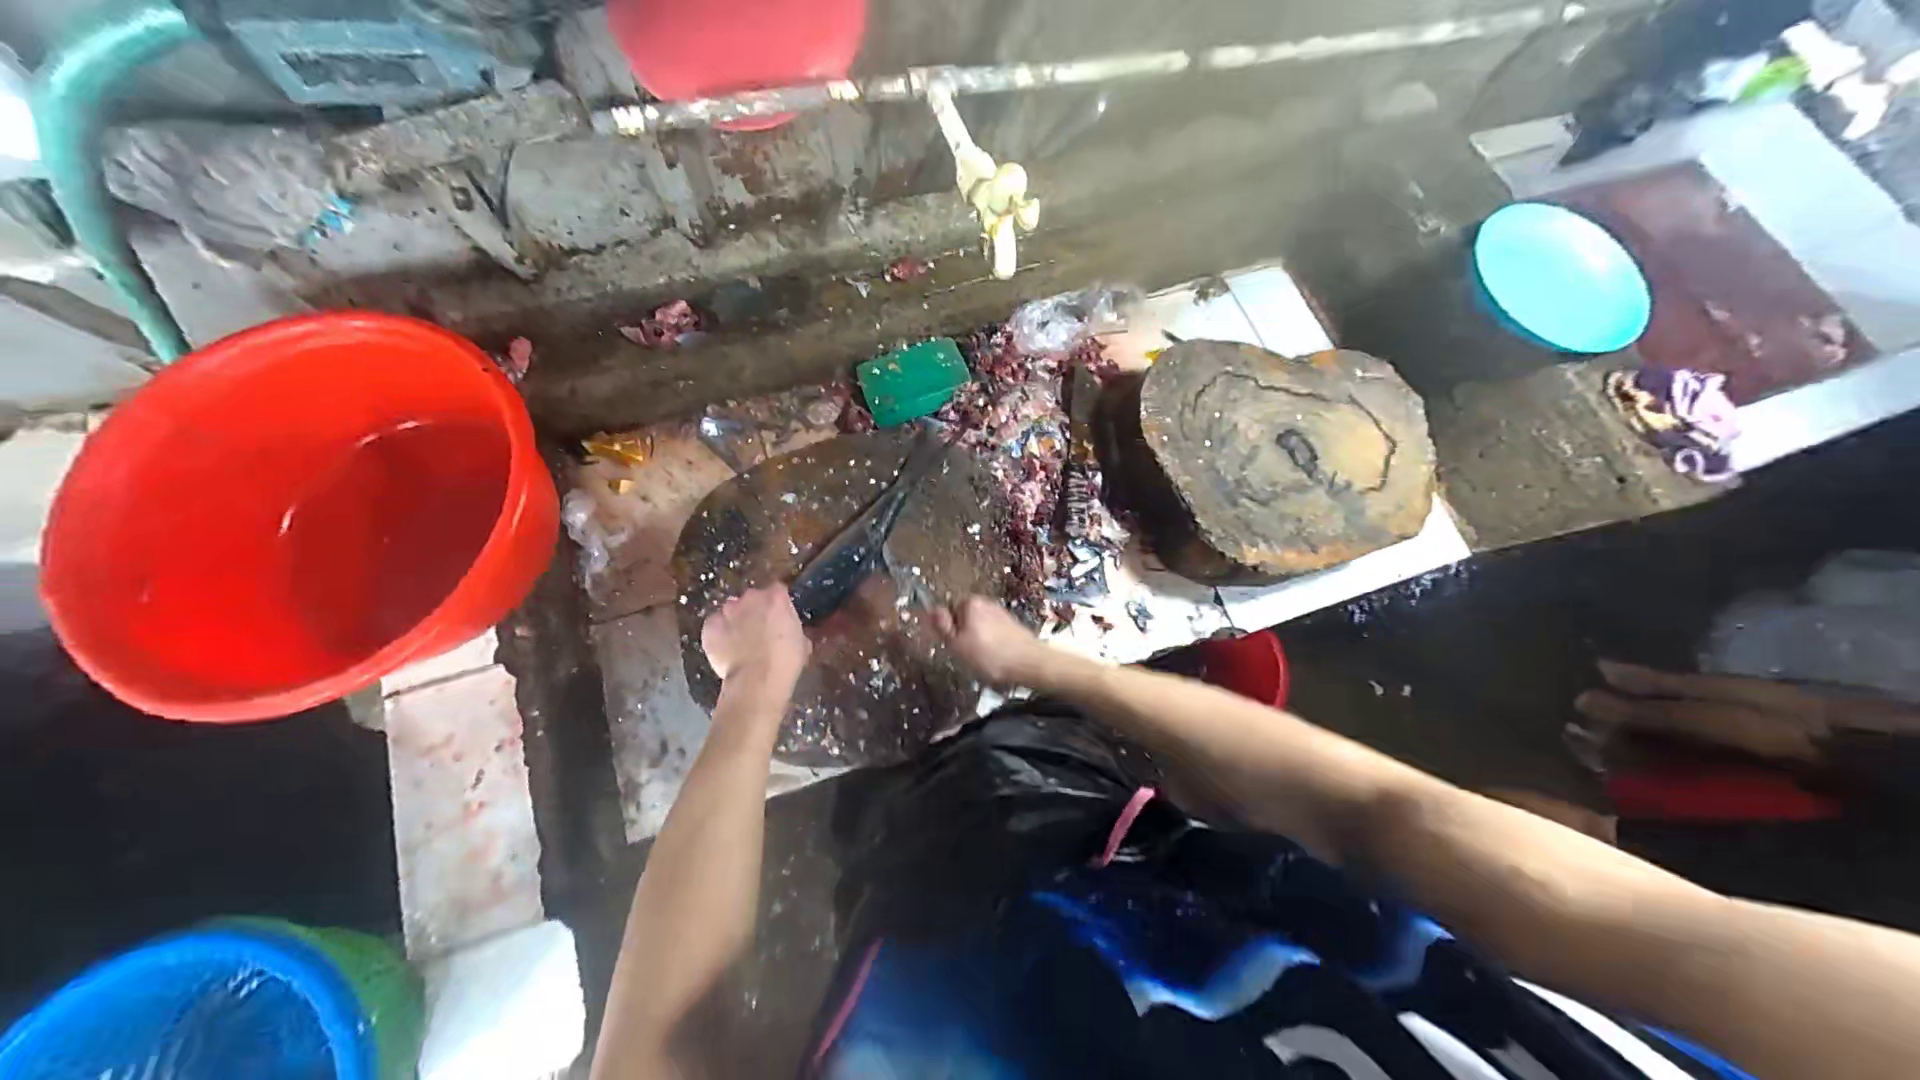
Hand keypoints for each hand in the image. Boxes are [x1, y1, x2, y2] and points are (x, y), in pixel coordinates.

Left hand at [701, 587, 808, 696]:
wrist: (757, 681)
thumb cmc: (786, 661)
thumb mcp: (801, 642)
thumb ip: (793, 627)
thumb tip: (789, 631)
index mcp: (777, 597)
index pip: (778, 590)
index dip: (778, 604)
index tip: (780, 616)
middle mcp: (751, 597)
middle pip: (754, 598)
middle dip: (756, 610)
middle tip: (761, 630)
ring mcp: (728, 611)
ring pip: (732, 610)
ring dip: (737, 620)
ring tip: (741, 641)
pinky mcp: (710, 627)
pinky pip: (715, 625)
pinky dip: (719, 633)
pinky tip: (726, 648)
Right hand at [932, 595, 1050, 685]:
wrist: (1029, 663)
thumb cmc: (988, 655)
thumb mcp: (956, 644)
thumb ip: (942, 625)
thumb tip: (931, 609)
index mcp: (970, 602)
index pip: (949, 613)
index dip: (950, 631)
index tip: (956, 646)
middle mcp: (986, 602)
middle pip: (965, 619)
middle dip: (965, 636)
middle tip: (970, 655)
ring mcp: (1001, 613)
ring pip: (980, 628)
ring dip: (979, 642)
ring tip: (986, 660)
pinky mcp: (1013, 625)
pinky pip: (994, 634)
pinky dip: (993, 645)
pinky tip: (998, 658)